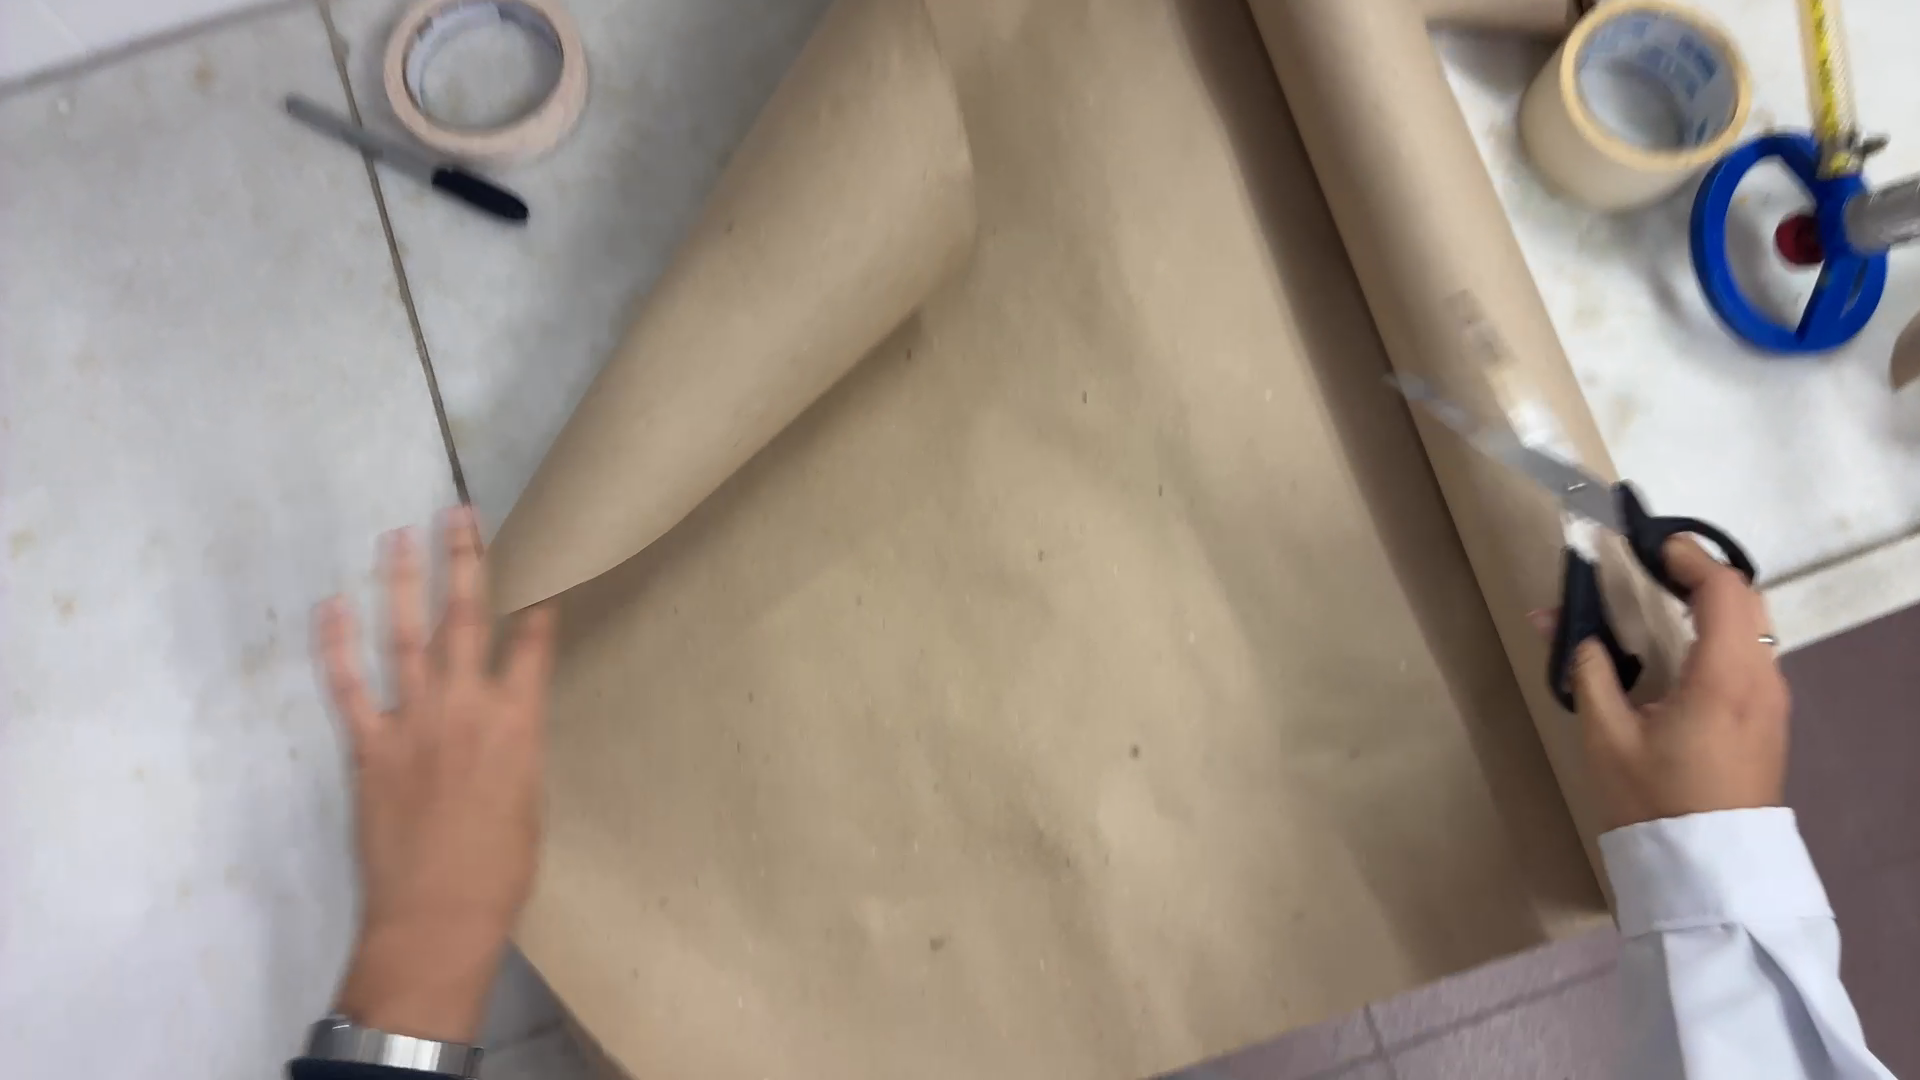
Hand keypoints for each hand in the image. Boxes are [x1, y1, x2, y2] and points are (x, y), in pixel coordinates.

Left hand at [314, 506, 558, 1042]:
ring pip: (408, 638)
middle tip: (460, 513)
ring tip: (401, 536)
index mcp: (521, 720)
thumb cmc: (506, 859)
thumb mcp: (533, 789)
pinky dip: (339, 645)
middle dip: (467, 561)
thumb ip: (518, 738)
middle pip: (469, 619)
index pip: (534, 640)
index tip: (541, 554)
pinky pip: (349, 688)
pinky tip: (334, 607)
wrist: (437, 916)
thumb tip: (507, 709)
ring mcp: (413, 724)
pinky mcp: (368, 749)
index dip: (538, 595)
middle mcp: (468, 707)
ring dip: (404, 584)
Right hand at [1570, 538, 1789, 832]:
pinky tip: (1669, 639)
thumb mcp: (1605, 731)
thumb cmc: (1652, 794)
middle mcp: (1761, 680)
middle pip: (1745, 603)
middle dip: (1697, 573)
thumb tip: (1563, 625)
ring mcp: (1768, 699)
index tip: (1646, 543)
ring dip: (1704, 600)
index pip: (1725, 593)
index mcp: (1725, 679)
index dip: (1689, 559)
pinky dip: (1710, 628)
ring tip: (1649, 594)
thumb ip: (1588, 670)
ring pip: (1748, 626)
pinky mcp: (1762, 715)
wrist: (1706, 861)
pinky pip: (1743, 652)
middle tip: (1644, 562)